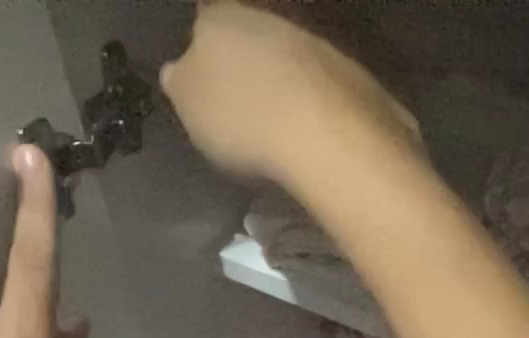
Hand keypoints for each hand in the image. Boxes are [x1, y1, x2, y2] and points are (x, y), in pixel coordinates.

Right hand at [160, 2, 417, 184]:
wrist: (323, 132)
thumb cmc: (241, 117)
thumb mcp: (189, 105)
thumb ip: (181, 83)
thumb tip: (179, 71)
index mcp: (219, 16)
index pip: (205, 23)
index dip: (204, 53)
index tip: (207, 87)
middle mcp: (268, 15)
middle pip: (250, 37)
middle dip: (246, 64)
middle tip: (242, 107)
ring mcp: (313, 39)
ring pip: (288, 56)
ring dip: (282, 83)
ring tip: (277, 125)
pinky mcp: (349, 70)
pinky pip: (319, 84)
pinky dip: (312, 101)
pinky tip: (309, 131)